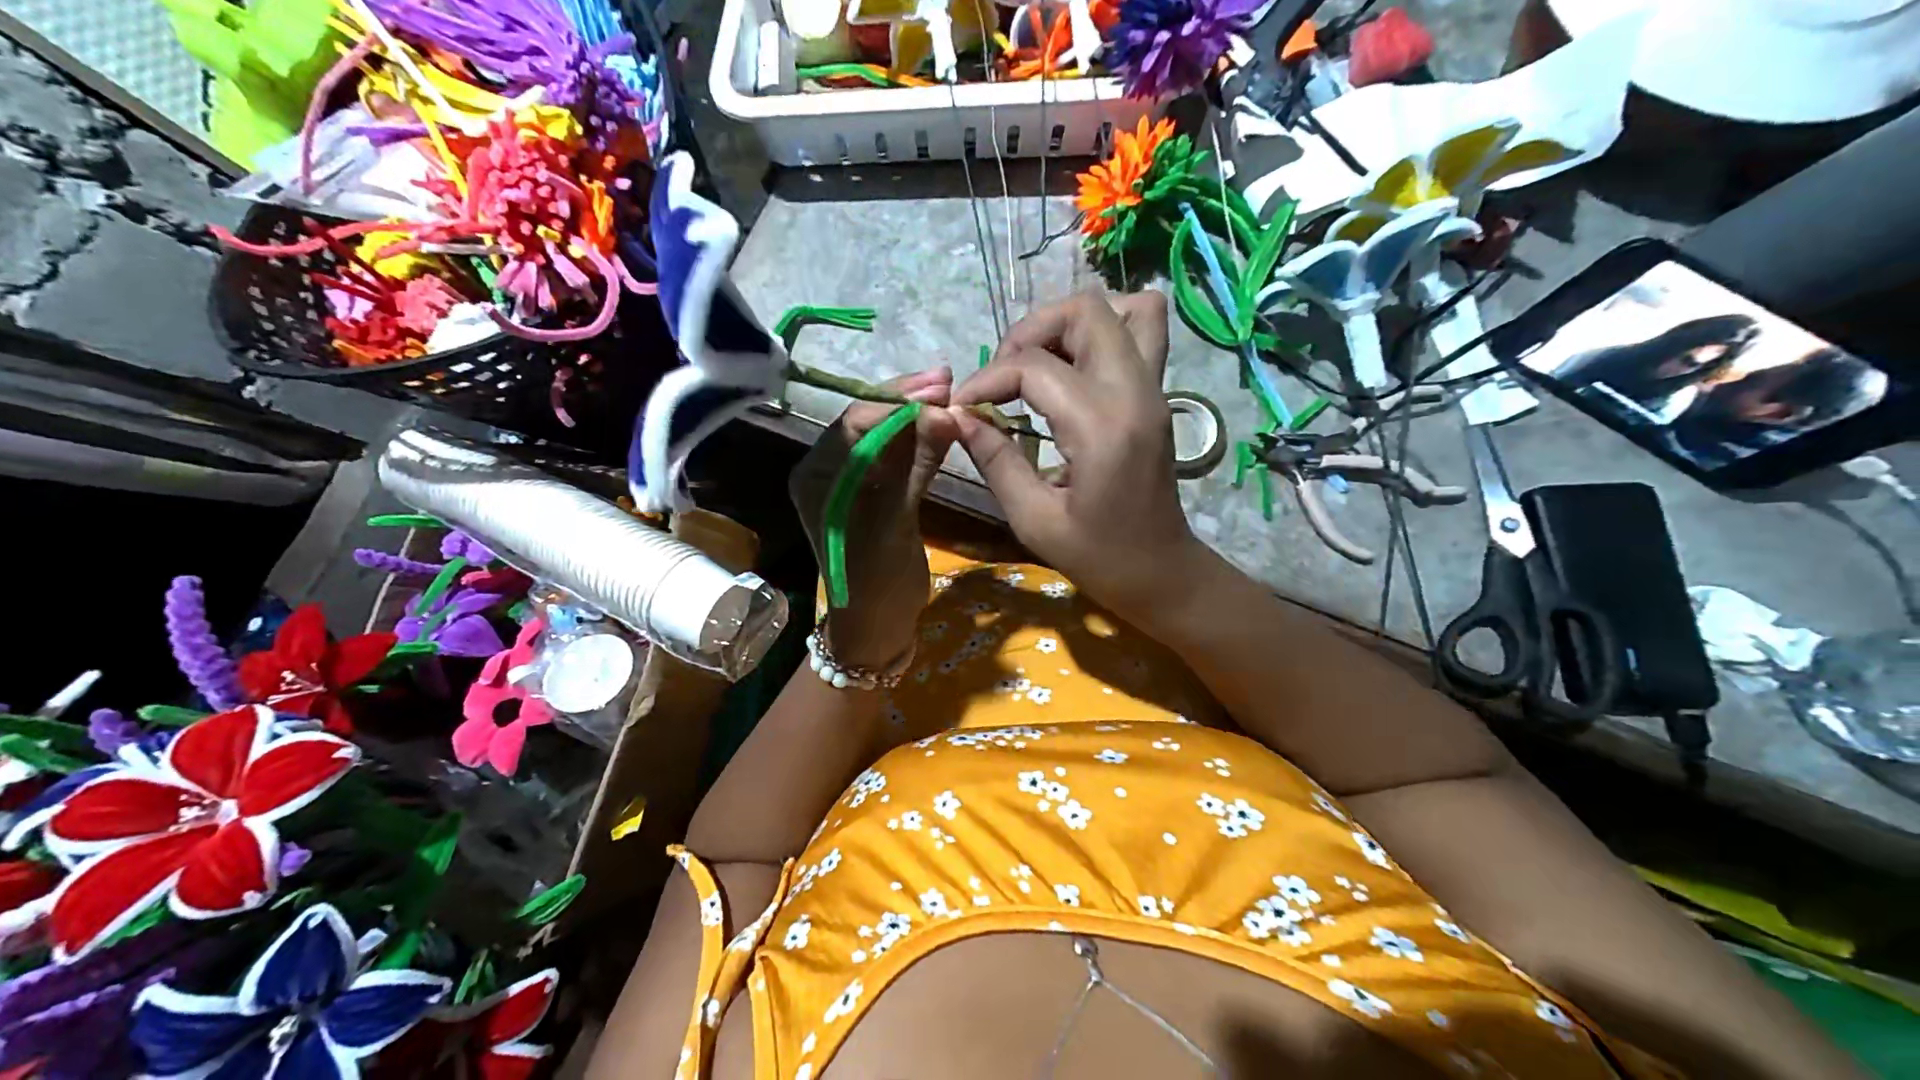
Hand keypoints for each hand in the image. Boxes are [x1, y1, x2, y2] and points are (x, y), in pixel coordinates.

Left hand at [791, 368, 958, 669]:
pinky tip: (943, 424)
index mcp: (816, 475)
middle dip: (906, 400)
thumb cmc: (874, 583)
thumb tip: (944, 413)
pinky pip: (896, 455)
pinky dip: (919, 439)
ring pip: (885, 434)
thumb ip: (915, 466)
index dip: (895, 400)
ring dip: (916, 415)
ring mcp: (852, 480)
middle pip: (868, 421)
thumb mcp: (892, 525)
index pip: (853, 422)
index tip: (938, 388)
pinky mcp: (875, 490)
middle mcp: (828, 470)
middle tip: (949, 381)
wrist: (877, 628)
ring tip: (952, 394)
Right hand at [950, 290, 1205, 622]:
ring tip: (1040, 363)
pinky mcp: (1157, 393)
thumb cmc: (1098, 557)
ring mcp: (1154, 387)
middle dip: (1030, 332)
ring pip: (1123, 307)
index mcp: (1102, 426)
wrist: (1161, 572)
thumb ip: (995, 460)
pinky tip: (1073, 368)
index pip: (1034, 366)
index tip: (962, 408)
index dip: (987, 380)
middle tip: (1005, 376)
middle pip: (1085, 310)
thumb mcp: (1034, 519)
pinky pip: (1142, 330)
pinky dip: (1102, 332)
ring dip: (1070, 324)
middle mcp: (1135, 391)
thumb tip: (958, 416)